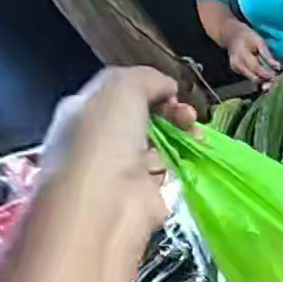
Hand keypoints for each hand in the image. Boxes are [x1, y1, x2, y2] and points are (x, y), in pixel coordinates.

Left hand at [41, 66, 197, 231]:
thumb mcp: (121, 89)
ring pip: (159, 143)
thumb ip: (146, 79)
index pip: (121, 93)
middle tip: (187, 114)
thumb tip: (168, 85)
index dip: (148, 88)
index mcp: (85, 110)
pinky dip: (185, 159)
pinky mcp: (147, 193)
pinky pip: (169, 169)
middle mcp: (102, 139)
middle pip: (143, 117)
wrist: (107, 202)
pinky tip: (196, 152)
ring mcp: (125, 168)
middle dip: (169, 111)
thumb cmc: (105, 140)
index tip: (171, 92)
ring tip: (196, 132)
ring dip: (182, 133)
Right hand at [225, 23, 280, 83]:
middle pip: (255, 78)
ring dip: (264, 81)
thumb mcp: (259, 41)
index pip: (256, 69)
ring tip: (273, 77)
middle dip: (267, 80)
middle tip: (278, 78)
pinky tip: (266, 75)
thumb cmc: (247, 36)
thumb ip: (267, 55)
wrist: (231, 35)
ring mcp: (236, 69)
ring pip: (253, 80)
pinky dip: (259, 78)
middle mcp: (237, 64)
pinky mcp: (237, 71)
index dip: (268, 74)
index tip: (278, 75)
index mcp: (241, 55)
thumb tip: (278, 67)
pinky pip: (250, 78)